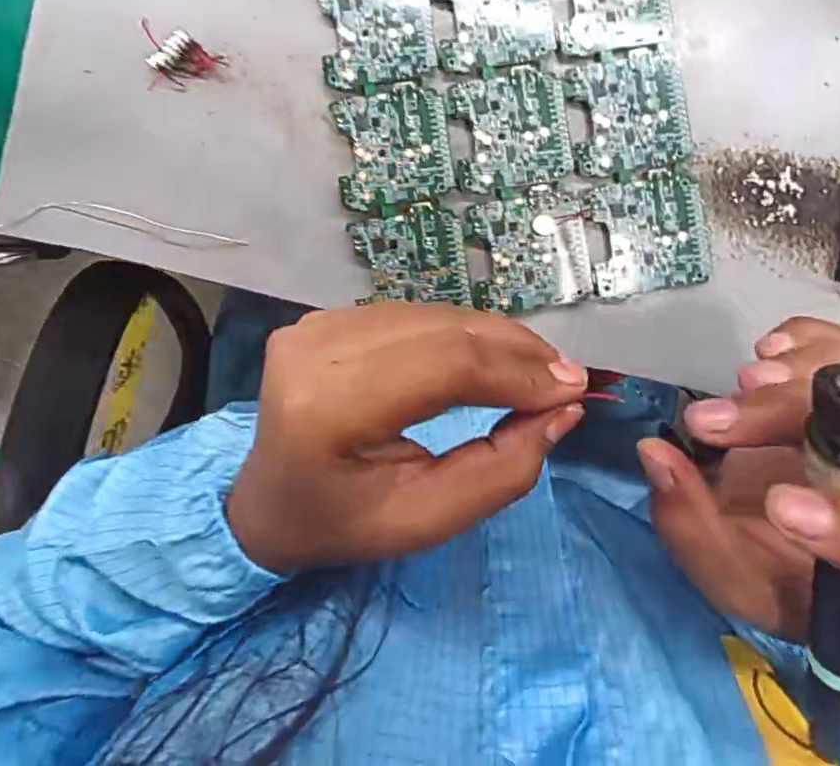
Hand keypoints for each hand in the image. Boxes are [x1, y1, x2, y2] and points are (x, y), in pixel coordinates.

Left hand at [226, 302, 587, 572]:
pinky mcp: (320, 319)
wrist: (266, 502)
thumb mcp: (423, 520)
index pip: (442, 365)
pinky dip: (454, 333)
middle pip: (439, 329)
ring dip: (488, 337)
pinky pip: (406, 316)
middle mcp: (315, 349)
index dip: (515, 370)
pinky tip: (484, 355)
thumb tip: (562, 408)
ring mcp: (313, 326)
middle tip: (565, 375)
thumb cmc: (341, 523)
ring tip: (534, 367)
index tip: (572, 387)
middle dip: (512, 349)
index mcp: (327, 406)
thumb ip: (500, 470)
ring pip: (428, 314)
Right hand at [640, 317, 839, 646]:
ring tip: (743, 379)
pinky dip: (814, 340)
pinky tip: (767, 351)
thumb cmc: (772, 572)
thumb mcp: (732, 581)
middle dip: (803, 422)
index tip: (782, 508)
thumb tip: (658, 454)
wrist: (778, 532)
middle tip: (713, 422)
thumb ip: (695, 532)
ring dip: (811, 373)